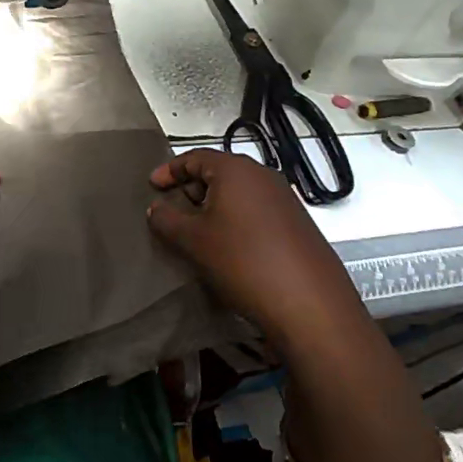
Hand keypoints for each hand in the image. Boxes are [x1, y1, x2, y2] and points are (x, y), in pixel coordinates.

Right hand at [147, 149, 358, 342]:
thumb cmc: (243, 261)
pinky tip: (230, 246)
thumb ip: (168, 219)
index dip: (170, 170)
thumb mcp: (193, 241)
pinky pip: (257, 210)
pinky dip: (237, 219)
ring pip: (239, 193)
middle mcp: (263, 176)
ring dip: (215, 206)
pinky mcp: (298, 223)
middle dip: (192, 189)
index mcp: (235, 170)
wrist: (309, 304)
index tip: (153, 186)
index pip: (194, 157)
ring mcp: (285, 198)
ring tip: (199, 232)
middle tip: (174, 211)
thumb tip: (157, 208)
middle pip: (218, 172)